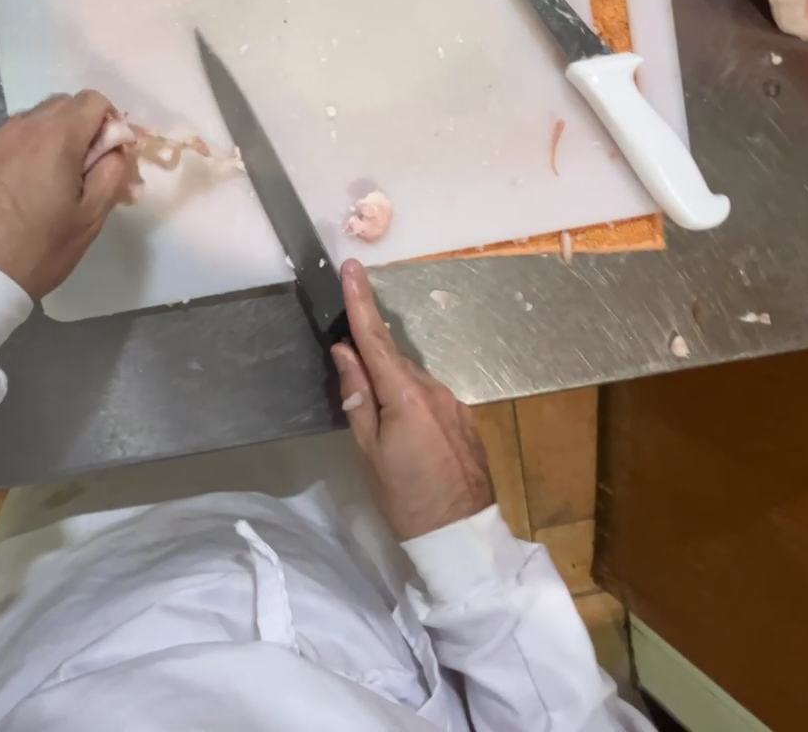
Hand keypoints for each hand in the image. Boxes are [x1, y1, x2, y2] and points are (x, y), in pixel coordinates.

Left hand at [0, 91, 135, 299]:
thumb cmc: (39, 248)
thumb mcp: (91, 217)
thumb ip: (113, 172)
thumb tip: (117, 148)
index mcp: (56, 137)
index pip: (94, 100)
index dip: (110, 123)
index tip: (108, 156)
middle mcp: (20, 127)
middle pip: (61, 106)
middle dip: (80, 129)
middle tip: (82, 171)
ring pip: (30, 123)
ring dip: (48, 140)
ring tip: (46, 183)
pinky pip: (3, 143)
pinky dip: (18, 155)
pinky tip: (15, 192)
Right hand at [332, 260, 494, 540]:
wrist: (460, 538)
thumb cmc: (404, 498)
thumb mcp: (368, 451)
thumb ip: (356, 396)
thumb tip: (345, 351)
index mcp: (405, 396)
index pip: (376, 338)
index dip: (360, 301)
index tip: (352, 268)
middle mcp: (433, 389)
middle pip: (392, 359)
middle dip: (369, 360)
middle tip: (350, 383)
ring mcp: (453, 403)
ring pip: (410, 379)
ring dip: (390, 386)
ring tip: (379, 425)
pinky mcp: (463, 418)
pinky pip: (427, 396)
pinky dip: (408, 400)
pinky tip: (404, 432)